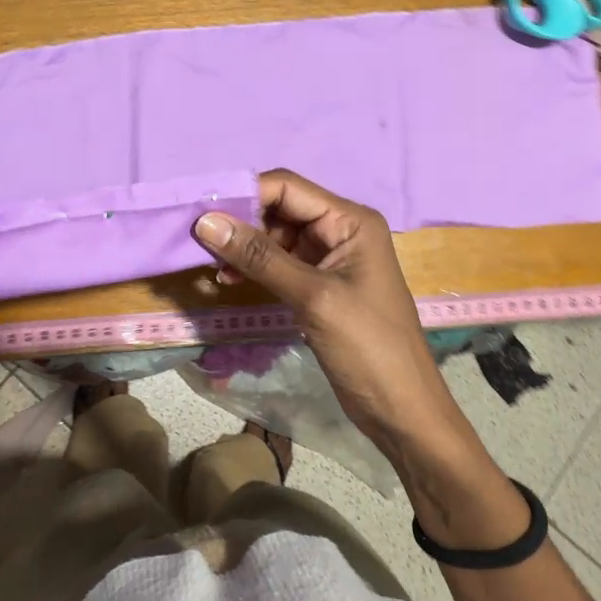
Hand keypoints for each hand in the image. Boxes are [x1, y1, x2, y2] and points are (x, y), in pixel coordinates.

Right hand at [192, 169, 459, 453]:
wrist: (403, 413)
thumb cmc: (368, 348)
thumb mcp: (312, 297)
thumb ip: (259, 257)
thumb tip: (206, 222)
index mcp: (350, 220)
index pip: (286, 187)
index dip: (244, 195)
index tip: (202, 214)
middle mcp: (340, 230)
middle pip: (279, 208)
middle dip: (240, 221)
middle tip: (198, 240)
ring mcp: (330, 259)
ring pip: (275, 236)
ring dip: (243, 247)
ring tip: (210, 264)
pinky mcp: (320, 286)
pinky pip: (279, 263)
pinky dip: (254, 268)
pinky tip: (228, 280)